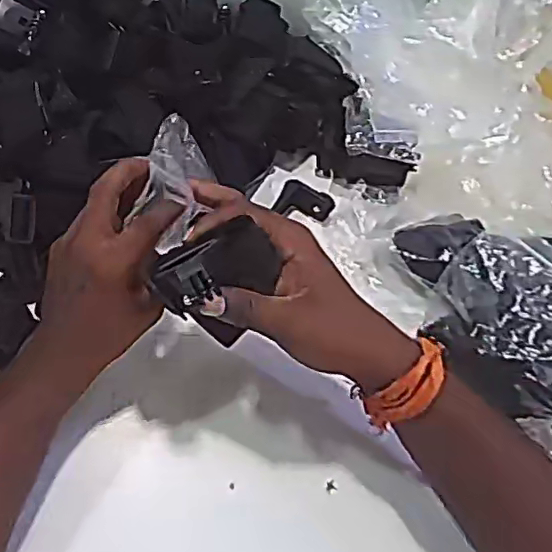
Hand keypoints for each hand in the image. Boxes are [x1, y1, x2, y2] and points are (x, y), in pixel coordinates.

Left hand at [24, 158, 181, 388]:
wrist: (63, 347)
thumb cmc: (100, 335)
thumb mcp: (145, 304)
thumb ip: (157, 269)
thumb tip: (163, 245)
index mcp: (112, 259)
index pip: (146, 220)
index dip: (167, 206)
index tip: (179, 199)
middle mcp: (86, 243)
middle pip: (105, 190)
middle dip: (128, 171)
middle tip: (147, 165)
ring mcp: (69, 242)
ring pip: (92, 202)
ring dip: (115, 190)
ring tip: (137, 185)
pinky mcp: (60, 247)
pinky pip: (84, 219)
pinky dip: (103, 212)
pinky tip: (117, 217)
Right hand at [188, 181, 420, 391]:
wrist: (371, 358)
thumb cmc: (343, 333)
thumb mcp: (285, 320)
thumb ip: (240, 306)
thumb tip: (203, 295)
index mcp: (292, 240)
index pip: (243, 211)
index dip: (212, 218)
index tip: (189, 235)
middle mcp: (288, 241)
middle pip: (242, 209)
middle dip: (211, 200)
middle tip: (180, 193)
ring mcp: (285, 256)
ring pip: (243, 229)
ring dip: (216, 222)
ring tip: (185, 221)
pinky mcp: (280, 274)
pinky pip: (245, 250)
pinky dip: (224, 245)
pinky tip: (207, 256)